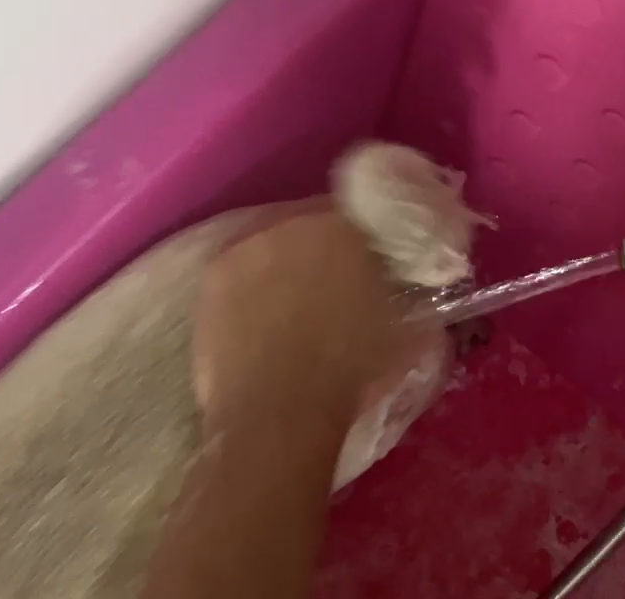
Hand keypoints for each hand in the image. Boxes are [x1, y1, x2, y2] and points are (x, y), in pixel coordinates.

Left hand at [192, 203, 419, 439]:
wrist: (277, 416)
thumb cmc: (351, 368)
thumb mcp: (406, 325)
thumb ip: (409, 288)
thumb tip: (413, 280)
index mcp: (347, 225)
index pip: (367, 208)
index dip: (375, 232)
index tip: (381, 254)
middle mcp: (293, 222)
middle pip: (316, 217)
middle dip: (330, 240)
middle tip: (344, 272)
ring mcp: (246, 247)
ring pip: (277, 239)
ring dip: (291, 256)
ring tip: (303, 294)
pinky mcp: (211, 279)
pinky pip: (245, 265)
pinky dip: (258, 280)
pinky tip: (270, 310)